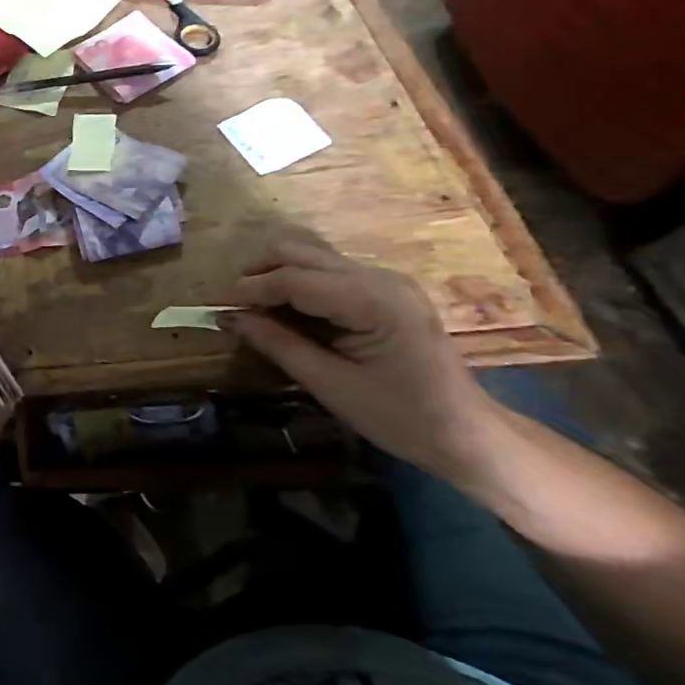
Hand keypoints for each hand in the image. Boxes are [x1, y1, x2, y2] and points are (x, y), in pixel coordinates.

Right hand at [223, 230, 500, 475]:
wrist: (466, 433)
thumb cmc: (401, 418)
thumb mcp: (332, 386)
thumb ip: (279, 345)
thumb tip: (230, 319)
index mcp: (373, 300)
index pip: (297, 278)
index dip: (253, 288)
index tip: (218, 304)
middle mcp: (380, 276)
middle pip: (303, 252)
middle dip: (261, 272)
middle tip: (232, 304)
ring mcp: (386, 279)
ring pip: (314, 255)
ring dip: (278, 274)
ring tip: (253, 306)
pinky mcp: (386, 289)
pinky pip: (331, 272)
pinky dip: (300, 283)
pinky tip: (286, 309)